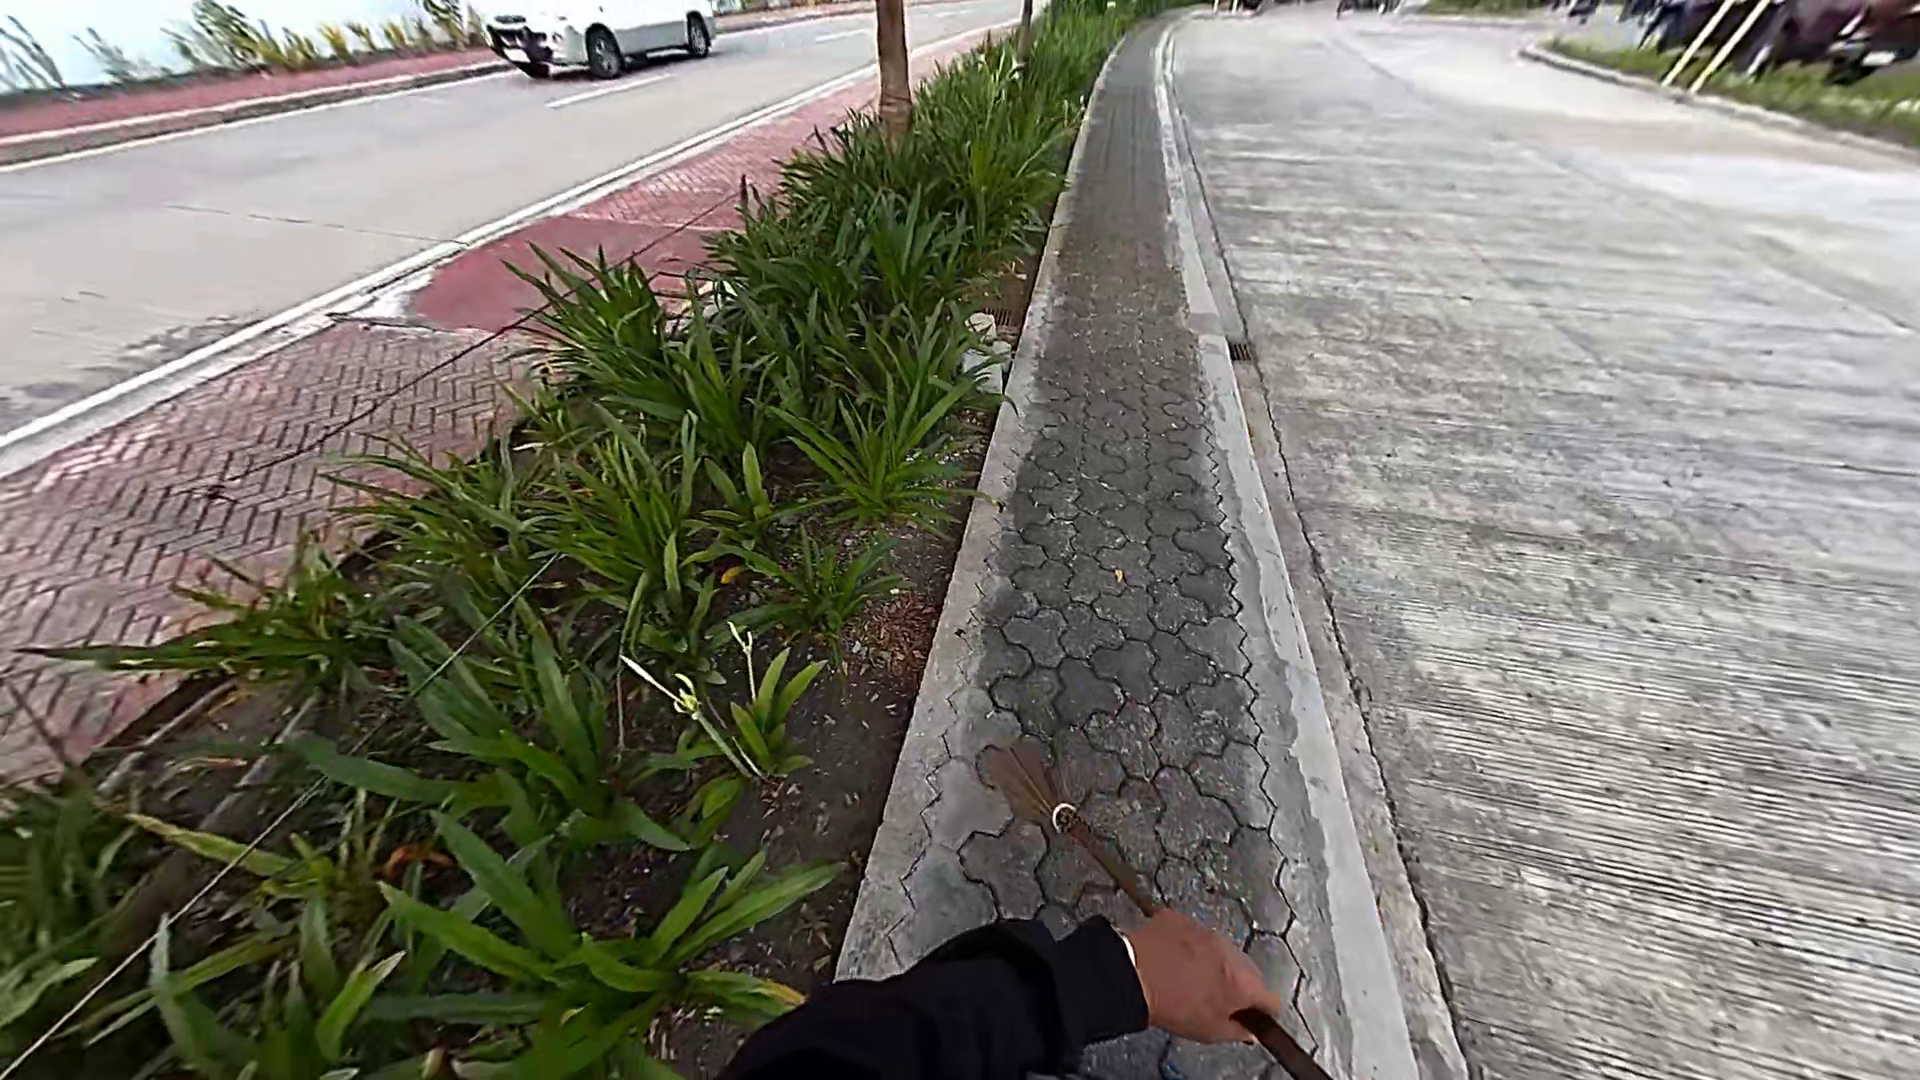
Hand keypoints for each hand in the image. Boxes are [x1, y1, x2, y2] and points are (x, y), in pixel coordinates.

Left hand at [1124, 910, 1285, 1043]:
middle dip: (1240, 982)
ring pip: (1221, 947)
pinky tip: (1177, 955)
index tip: (1255, 1014)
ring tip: (1195, 974)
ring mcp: (1203, 929)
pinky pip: (1194, 931)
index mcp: (1241, 981)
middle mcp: (1227, 949)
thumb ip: (1239, 1031)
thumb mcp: (1211, 1031)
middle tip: (1222, 995)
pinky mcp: (1180, 917)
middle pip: (1247, 968)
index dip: (1264, 1010)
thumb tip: (1249, 1030)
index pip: (1270, 997)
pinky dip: (1191, 942)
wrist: (1135, 974)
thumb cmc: (1173, 1006)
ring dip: (1216, 959)